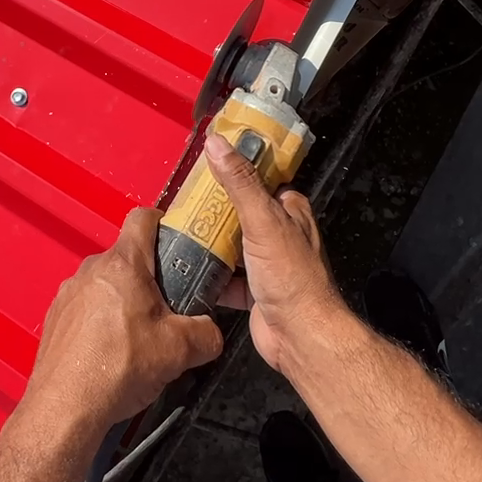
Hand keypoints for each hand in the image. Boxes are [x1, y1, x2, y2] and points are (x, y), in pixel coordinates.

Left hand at [19, 208, 223, 437]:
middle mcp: (92, 269)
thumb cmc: (118, 368)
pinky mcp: (56, 317)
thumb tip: (211, 333)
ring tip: (138, 338)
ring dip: (123, 300)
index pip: (143, 218)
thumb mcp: (179, 351)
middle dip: (148, 277)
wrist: (65, 408)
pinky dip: (99, 321)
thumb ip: (206, 334)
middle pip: (127, 257)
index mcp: (123, 264)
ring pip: (105, 283)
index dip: (163, 223)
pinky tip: (110, 353)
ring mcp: (69, 292)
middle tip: (166, 307)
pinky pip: (85, 307)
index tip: (176, 242)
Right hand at [204, 133, 347, 374]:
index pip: (260, 179)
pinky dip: (209, 275)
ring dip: (210, 243)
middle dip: (215, 210)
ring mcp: (268, 264)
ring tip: (180, 231)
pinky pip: (226, 278)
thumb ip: (239, 182)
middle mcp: (281, 234)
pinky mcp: (254, 291)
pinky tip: (188, 269)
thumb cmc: (292, 277)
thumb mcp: (263, 220)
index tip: (206, 163)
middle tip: (184, 201)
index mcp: (290, 211)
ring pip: (232, 245)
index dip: (236, 169)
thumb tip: (217, 144)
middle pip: (242, 212)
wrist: (301, 337)